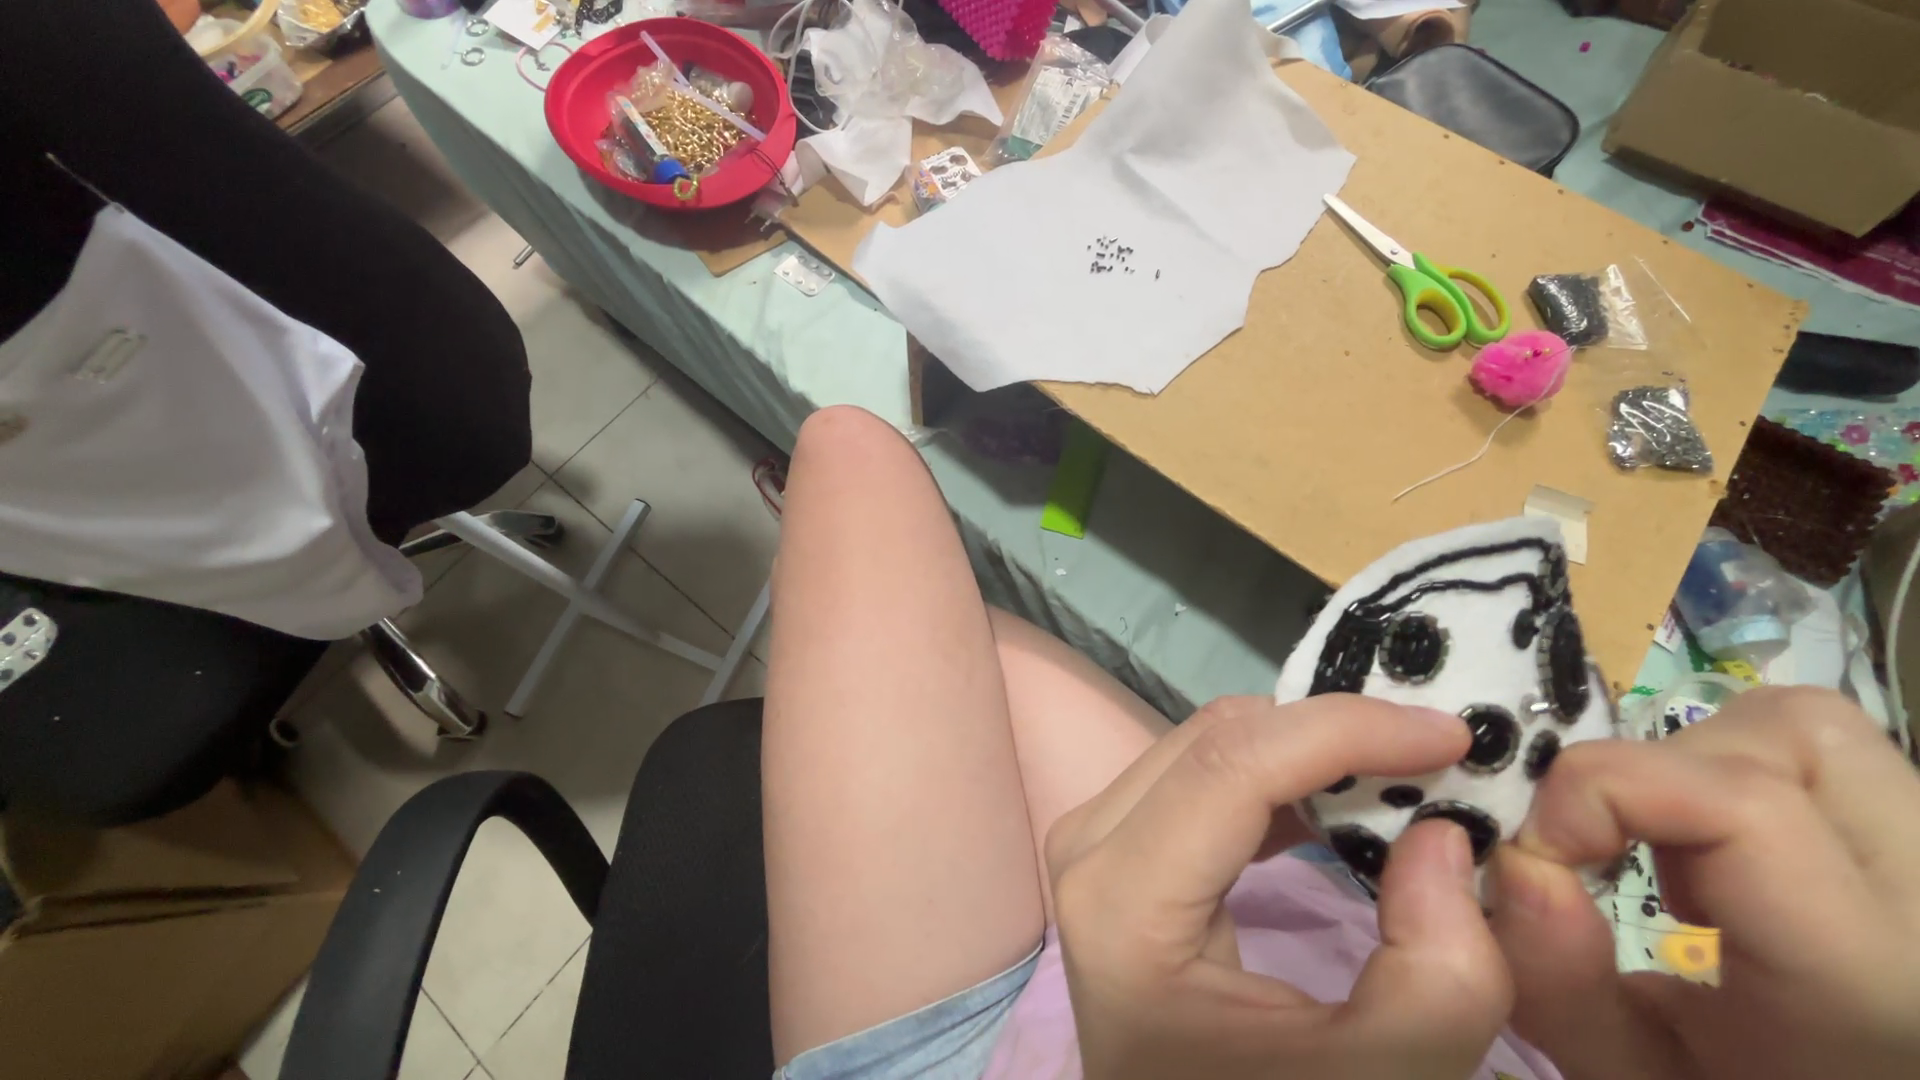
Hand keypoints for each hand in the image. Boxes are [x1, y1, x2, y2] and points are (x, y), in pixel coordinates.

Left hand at [1046, 694, 1513, 1078]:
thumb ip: (1438, 973)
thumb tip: (1439, 833)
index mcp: (1124, 905)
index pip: (1233, 764)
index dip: (1345, 729)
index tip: (1450, 733)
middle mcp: (1089, 847)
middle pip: (1218, 741)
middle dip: (1335, 728)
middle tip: (1440, 753)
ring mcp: (1092, 838)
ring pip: (1209, 745)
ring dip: (1310, 746)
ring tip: (1406, 772)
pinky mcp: (1114, 843)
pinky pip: (1200, 775)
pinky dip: (1279, 774)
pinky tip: (1343, 798)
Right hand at [1491, 687, 1919, 1079]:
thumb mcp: (1629, 1073)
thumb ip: (1561, 980)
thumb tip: (1517, 862)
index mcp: (1878, 986)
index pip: (1742, 804)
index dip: (1601, 791)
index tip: (1539, 852)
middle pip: (1787, 736)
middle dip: (1653, 773)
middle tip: (1611, 854)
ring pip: (1804, 724)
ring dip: (1695, 768)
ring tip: (1674, 859)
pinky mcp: (1915, 842)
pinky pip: (1817, 752)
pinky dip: (1734, 777)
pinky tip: (1723, 863)